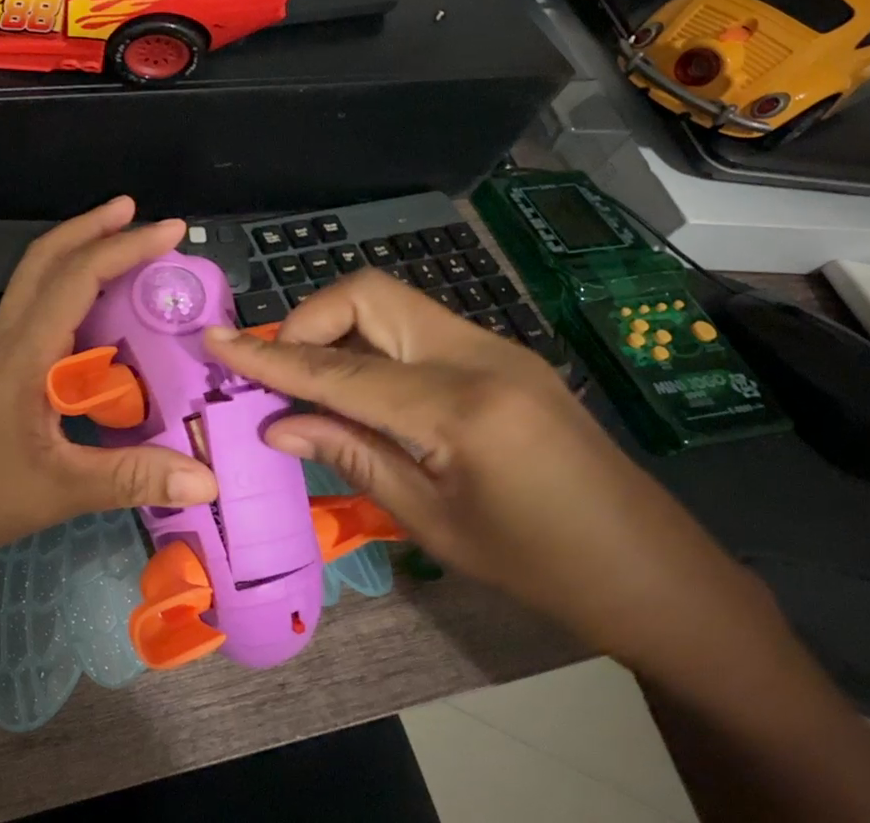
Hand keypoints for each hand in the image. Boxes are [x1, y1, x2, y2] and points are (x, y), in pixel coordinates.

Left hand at [0, 196, 219, 581]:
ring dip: (75, 261)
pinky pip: (31, 321)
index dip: (126, 247)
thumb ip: (131, 479)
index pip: (78, 277)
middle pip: (44, 260)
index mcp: (24, 352)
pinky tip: (89, 334)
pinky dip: (65, 304)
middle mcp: (6, 340)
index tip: (172, 229)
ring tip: (120, 261)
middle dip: (91, 228)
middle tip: (136, 213)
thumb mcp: (57, 490)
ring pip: (34, 287)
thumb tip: (208, 480)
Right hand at [202, 270, 764, 654]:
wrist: (654, 573)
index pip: (339, 368)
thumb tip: (277, 424)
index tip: (214, 340)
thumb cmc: (540, 567)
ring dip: (338, 329)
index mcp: (460, 407)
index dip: (270, 356)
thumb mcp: (432, 522)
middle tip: (279, 374)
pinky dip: (372, 344)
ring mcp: (497, 349)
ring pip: (392, 304)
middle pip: (368, 295)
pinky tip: (361, 390)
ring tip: (311, 384)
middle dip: (307, 320)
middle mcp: (479, 356)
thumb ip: (351, 456)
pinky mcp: (504, 357)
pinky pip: (418, 328)